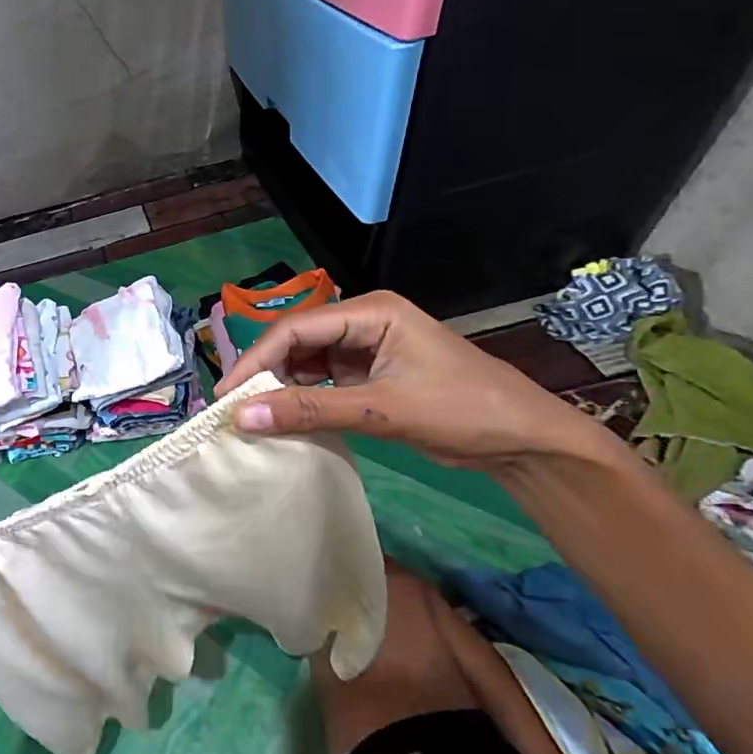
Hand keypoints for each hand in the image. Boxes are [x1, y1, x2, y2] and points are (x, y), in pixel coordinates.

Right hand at [215, 290, 610, 469]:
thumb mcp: (381, 410)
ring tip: (255, 417)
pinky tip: (286, 419)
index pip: (294, 329)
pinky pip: (319, 382)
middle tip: (235, 409)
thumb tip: (241, 417)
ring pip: (303, 363)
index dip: (255, 361)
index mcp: (370, 311)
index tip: (226, 396)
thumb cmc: (464, 411)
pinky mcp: (367, 374)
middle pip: (294, 343)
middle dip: (264, 374)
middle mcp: (362, 322)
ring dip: (280, 388)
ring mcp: (364, 348)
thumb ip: (308, 411)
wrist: (527, 442)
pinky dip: (301, 399)